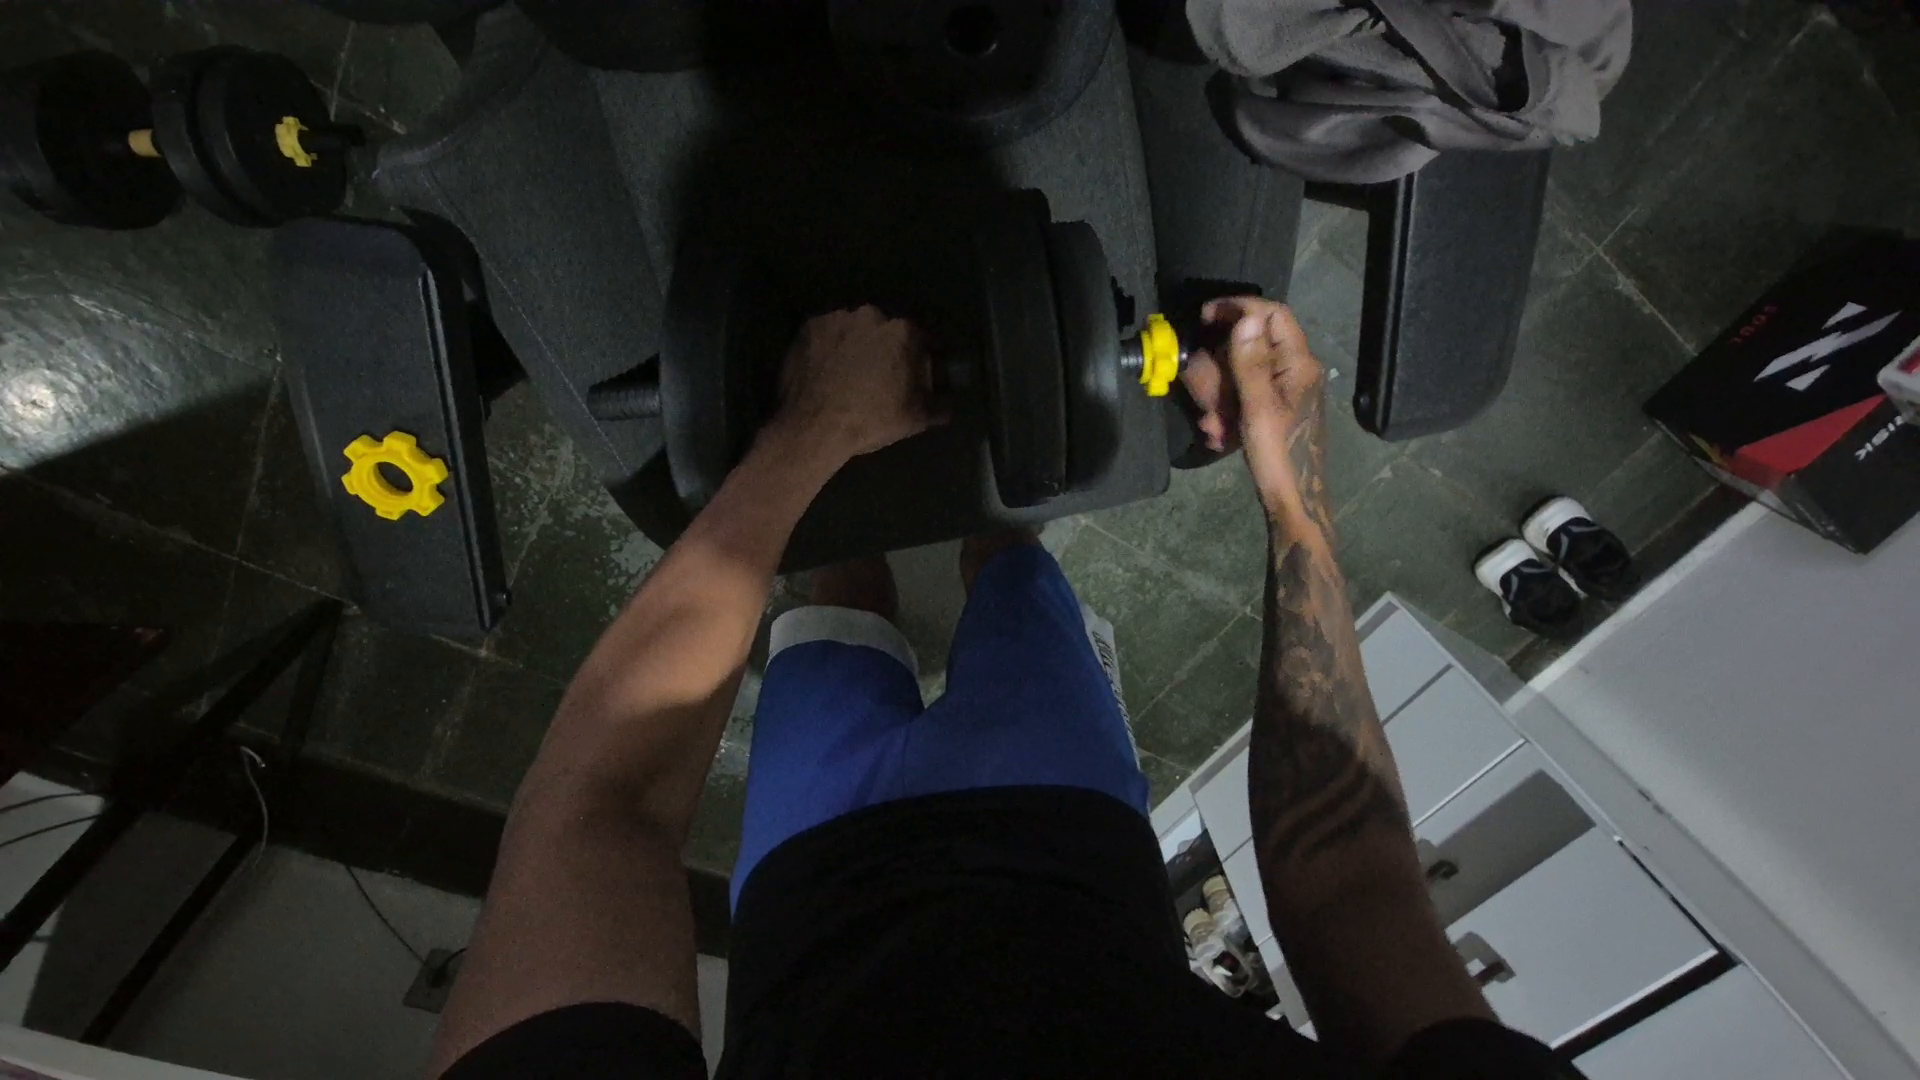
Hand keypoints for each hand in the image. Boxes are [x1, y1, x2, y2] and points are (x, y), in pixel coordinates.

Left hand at [771, 305, 942, 460]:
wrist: (814, 428)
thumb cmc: (871, 421)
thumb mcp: (916, 418)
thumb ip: (941, 405)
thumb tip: (951, 402)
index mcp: (902, 332)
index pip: (922, 337)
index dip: (922, 354)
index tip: (919, 368)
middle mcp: (871, 315)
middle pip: (886, 329)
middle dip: (887, 348)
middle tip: (881, 373)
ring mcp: (836, 317)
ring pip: (855, 328)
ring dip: (857, 344)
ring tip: (850, 371)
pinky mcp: (809, 326)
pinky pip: (828, 332)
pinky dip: (831, 345)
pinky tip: (828, 368)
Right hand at [1180, 297, 1329, 527]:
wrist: (1295, 500)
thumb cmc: (1280, 454)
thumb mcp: (1258, 406)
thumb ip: (1252, 361)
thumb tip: (1247, 316)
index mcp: (1299, 364)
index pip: (1272, 314)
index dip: (1239, 308)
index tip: (1205, 317)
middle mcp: (1296, 371)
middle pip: (1253, 345)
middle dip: (1221, 365)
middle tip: (1203, 386)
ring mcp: (1287, 392)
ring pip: (1244, 376)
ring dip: (1221, 395)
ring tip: (1211, 422)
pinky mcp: (1276, 412)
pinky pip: (1246, 399)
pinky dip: (1229, 412)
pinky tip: (1219, 435)